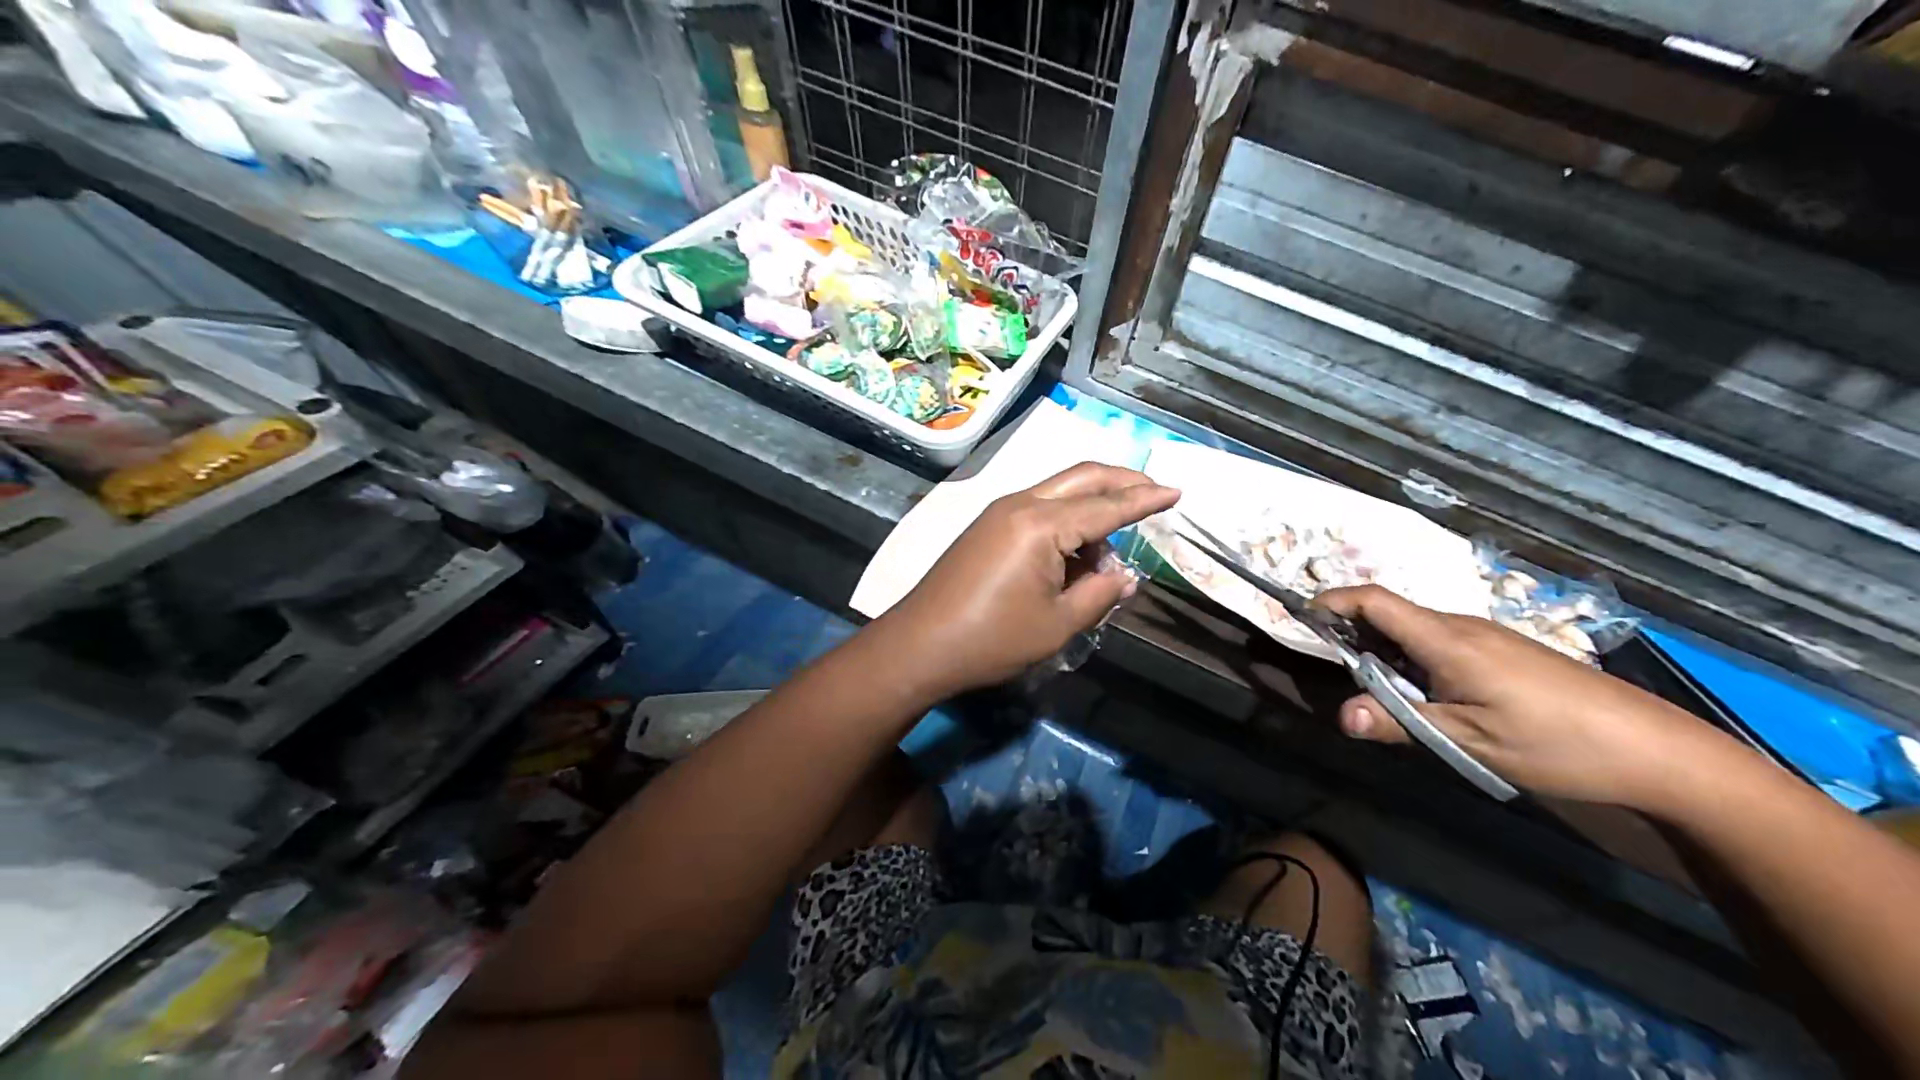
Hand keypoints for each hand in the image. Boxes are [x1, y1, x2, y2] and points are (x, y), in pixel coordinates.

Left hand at [878, 463, 1180, 698]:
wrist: (919, 645)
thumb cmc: (992, 639)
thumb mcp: (1058, 624)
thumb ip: (1099, 594)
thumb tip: (1124, 576)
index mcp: (1041, 524)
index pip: (1107, 505)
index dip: (1145, 500)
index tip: (1177, 492)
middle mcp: (1020, 505)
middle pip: (1082, 477)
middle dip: (1122, 481)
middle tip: (1154, 492)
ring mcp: (999, 513)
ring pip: (1059, 492)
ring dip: (1092, 508)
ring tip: (1107, 556)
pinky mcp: (987, 527)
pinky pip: (1038, 509)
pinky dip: (1066, 521)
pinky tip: (1075, 555)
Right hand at [1314, 585, 1729, 808]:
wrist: (1658, 750)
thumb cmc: (1557, 743)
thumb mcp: (1470, 741)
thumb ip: (1400, 723)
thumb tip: (1341, 715)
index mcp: (1448, 641)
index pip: (1376, 601)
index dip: (1334, 600)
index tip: (1302, 614)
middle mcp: (1463, 627)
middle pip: (1391, 613)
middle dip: (1352, 630)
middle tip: (1333, 667)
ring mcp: (1488, 637)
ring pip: (1416, 629)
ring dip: (1385, 649)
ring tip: (1376, 689)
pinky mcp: (1506, 651)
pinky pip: (1442, 642)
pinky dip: (1414, 657)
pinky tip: (1425, 693)